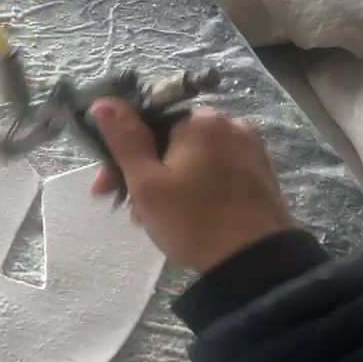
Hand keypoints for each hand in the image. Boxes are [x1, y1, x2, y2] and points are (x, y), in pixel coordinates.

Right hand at [90, 100, 293, 272]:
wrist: (252, 259)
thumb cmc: (191, 219)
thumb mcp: (146, 182)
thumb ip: (124, 140)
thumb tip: (103, 102)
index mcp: (201, 122)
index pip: (147, 124)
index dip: (121, 154)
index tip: (105, 187)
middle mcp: (230, 125)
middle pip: (169, 141)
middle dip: (142, 171)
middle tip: (127, 207)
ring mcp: (249, 148)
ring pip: (190, 157)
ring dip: (165, 181)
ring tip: (153, 216)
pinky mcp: (259, 171)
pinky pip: (213, 169)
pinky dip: (192, 185)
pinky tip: (182, 211)